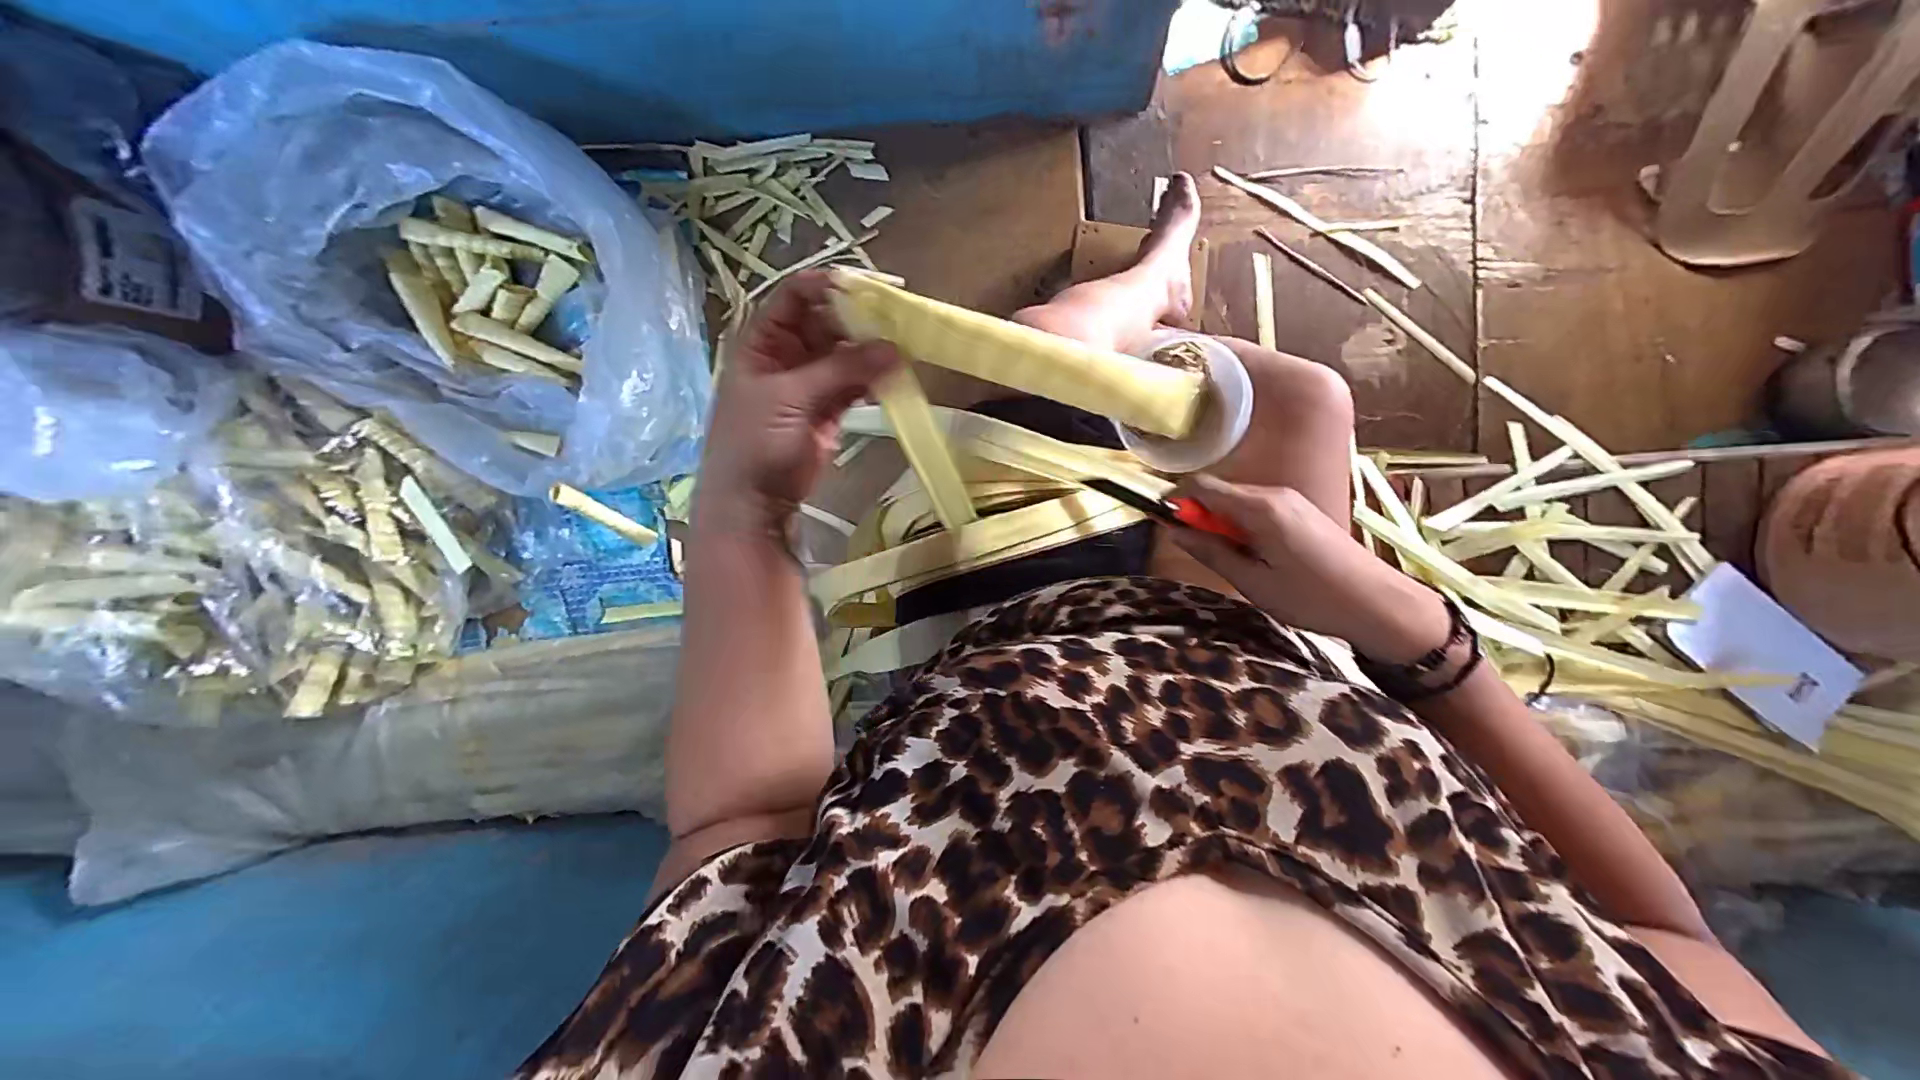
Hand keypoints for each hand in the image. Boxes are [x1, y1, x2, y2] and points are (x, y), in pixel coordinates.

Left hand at [697, 271, 899, 533]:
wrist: (754, 503)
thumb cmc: (755, 443)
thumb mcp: (790, 398)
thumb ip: (841, 370)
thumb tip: (892, 348)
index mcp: (763, 341)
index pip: (796, 296)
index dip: (829, 285)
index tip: (869, 286)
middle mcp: (787, 356)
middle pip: (827, 323)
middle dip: (860, 320)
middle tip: (897, 321)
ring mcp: (810, 384)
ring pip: (846, 355)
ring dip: (872, 353)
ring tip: (904, 349)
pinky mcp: (830, 411)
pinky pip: (856, 386)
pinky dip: (874, 382)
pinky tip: (895, 378)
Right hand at [1168, 474, 1451, 662]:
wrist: (1379, 604)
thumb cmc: (1313, 598)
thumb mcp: (1252, 582)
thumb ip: (1211, 551)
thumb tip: (1175, 532)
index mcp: (1260, 507)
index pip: (1201, 485)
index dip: (1177, 502)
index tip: (1169, 529)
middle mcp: (1275, 493)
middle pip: (1218, 491)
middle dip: (1200, 517)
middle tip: (1204, 554)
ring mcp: (1290, 499)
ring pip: (1236, 501)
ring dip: (1223, 525)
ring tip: (1234, 561)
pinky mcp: (1300, 510)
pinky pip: (1257, 509)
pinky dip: (1243, 527)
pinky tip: (1255, 556)